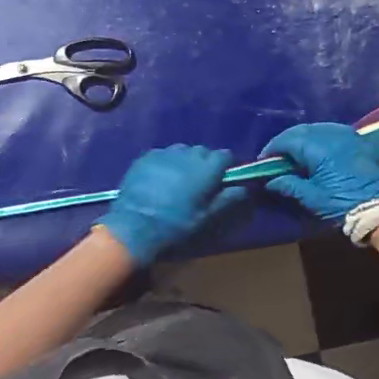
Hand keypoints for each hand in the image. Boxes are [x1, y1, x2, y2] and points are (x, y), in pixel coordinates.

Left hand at [97, 144, 245, 264]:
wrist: (134, 227)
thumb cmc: (176, 227)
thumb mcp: (208, 220)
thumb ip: (228, 200)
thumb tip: (244, 188)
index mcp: (206, 168)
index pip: (225, 155)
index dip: (226, 167)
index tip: (223, 180)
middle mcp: (187, 154)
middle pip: (203, 151)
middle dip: (205, 163)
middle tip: (200, 184)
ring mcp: (164, 153)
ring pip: (182, 151)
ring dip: (185, 162)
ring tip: (179, 180)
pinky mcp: (145, 157)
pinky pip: (162, 155)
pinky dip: (166, 164)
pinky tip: (160, 179)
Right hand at [260, 123, 378, 222]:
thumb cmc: (342, 203)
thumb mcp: (311, 197)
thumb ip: (288, 185)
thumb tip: (270, 181)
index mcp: (317, 148)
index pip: (287, 140)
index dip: (272, 149)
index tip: (264, 161)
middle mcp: (330, 135)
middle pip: (301, 130)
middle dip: (285, 141)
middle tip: (276, 157)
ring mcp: (346, 136)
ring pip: (316, 128)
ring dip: (302, 137)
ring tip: (294, 153)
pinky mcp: (357, 141)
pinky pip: (331, 131)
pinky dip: (318, 137)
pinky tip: (315, 149)